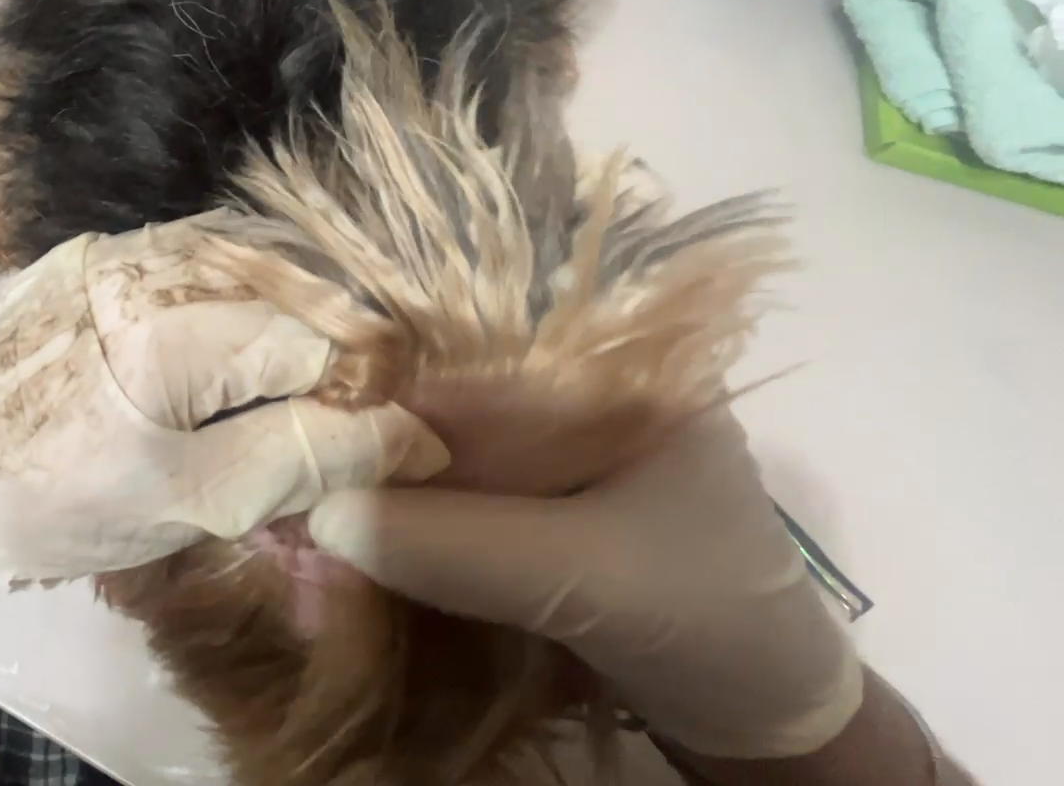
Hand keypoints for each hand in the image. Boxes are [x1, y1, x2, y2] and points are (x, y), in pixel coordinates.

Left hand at [0, 211, 448, 623]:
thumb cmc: (51, 500)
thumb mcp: (187, 502)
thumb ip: (302, 459)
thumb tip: (413, 437)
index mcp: (171, 326)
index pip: (321, 338)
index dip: (368, 386)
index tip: (386, 432)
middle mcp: (148, 259)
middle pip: (293, 282)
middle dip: (338, 342)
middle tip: (349, 405)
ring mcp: (113, 245)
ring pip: (247, 256)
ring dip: (291, 309)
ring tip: (301, 373)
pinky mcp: (90, 252)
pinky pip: (194, 253)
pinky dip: (239, 291)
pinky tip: (239, 337)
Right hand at [309, 400, 863, 759]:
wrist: (771, 726)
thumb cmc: (707, 626)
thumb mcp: (582, 581)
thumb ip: (455, 548)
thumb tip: (321, 515)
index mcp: (634, 375)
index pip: (494, 356)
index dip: (405, 382)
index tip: (324, 414)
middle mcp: (596, 393)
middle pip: (472, 392)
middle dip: (394, 425)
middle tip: (311, 444)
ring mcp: (572, 447)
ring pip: (464, 440)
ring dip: (402, 468)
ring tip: (328, 475)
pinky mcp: (551, 497)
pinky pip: (471, 484)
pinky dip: (423, 501)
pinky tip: (372, 507)